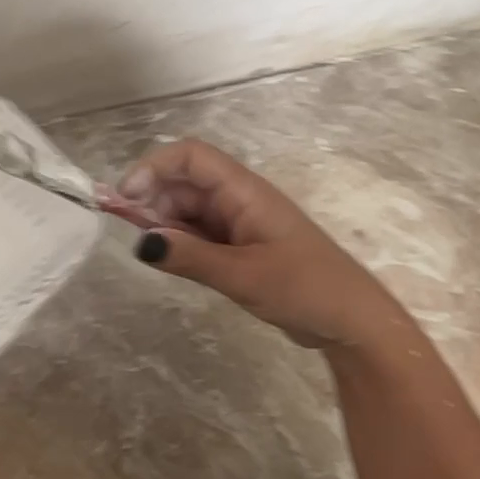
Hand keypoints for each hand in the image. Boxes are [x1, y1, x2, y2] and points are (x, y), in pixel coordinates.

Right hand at [103, 139, 392, 348]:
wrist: (352, 322)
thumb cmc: (305, 289)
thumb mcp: (243, 276)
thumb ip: (190, 257)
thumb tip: (141, 243)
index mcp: (244, 191)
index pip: (190, 156)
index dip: (153, 167)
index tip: (127, 199)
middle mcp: (239, 199)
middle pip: (184, 182)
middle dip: (152, 199)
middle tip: (134, 234)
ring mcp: (239, 223)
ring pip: (188, 208)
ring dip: (164, 222)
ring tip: (152, 252)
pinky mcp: (240, 247)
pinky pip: (199, 233)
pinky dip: (179, 241)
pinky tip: (169, 260)